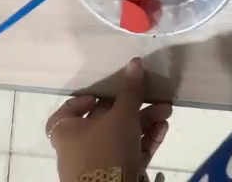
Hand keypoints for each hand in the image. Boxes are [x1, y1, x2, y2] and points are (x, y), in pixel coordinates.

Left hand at [48, 58, 171, 181]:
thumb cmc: (106, 150)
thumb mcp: (122, 114)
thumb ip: (131, 90)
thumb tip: (134, 62)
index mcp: (70, 133)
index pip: (64, 115)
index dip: (80, 102)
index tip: (100, 95)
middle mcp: (80, 148)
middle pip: (105, 120)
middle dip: (133, 106)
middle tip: (152, 96)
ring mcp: (99, 163)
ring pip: (123, 135)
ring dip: (146, 120)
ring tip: (166, 112)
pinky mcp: (116, 174)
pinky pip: (131, 151)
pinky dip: (147, 138)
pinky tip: (163, 128)